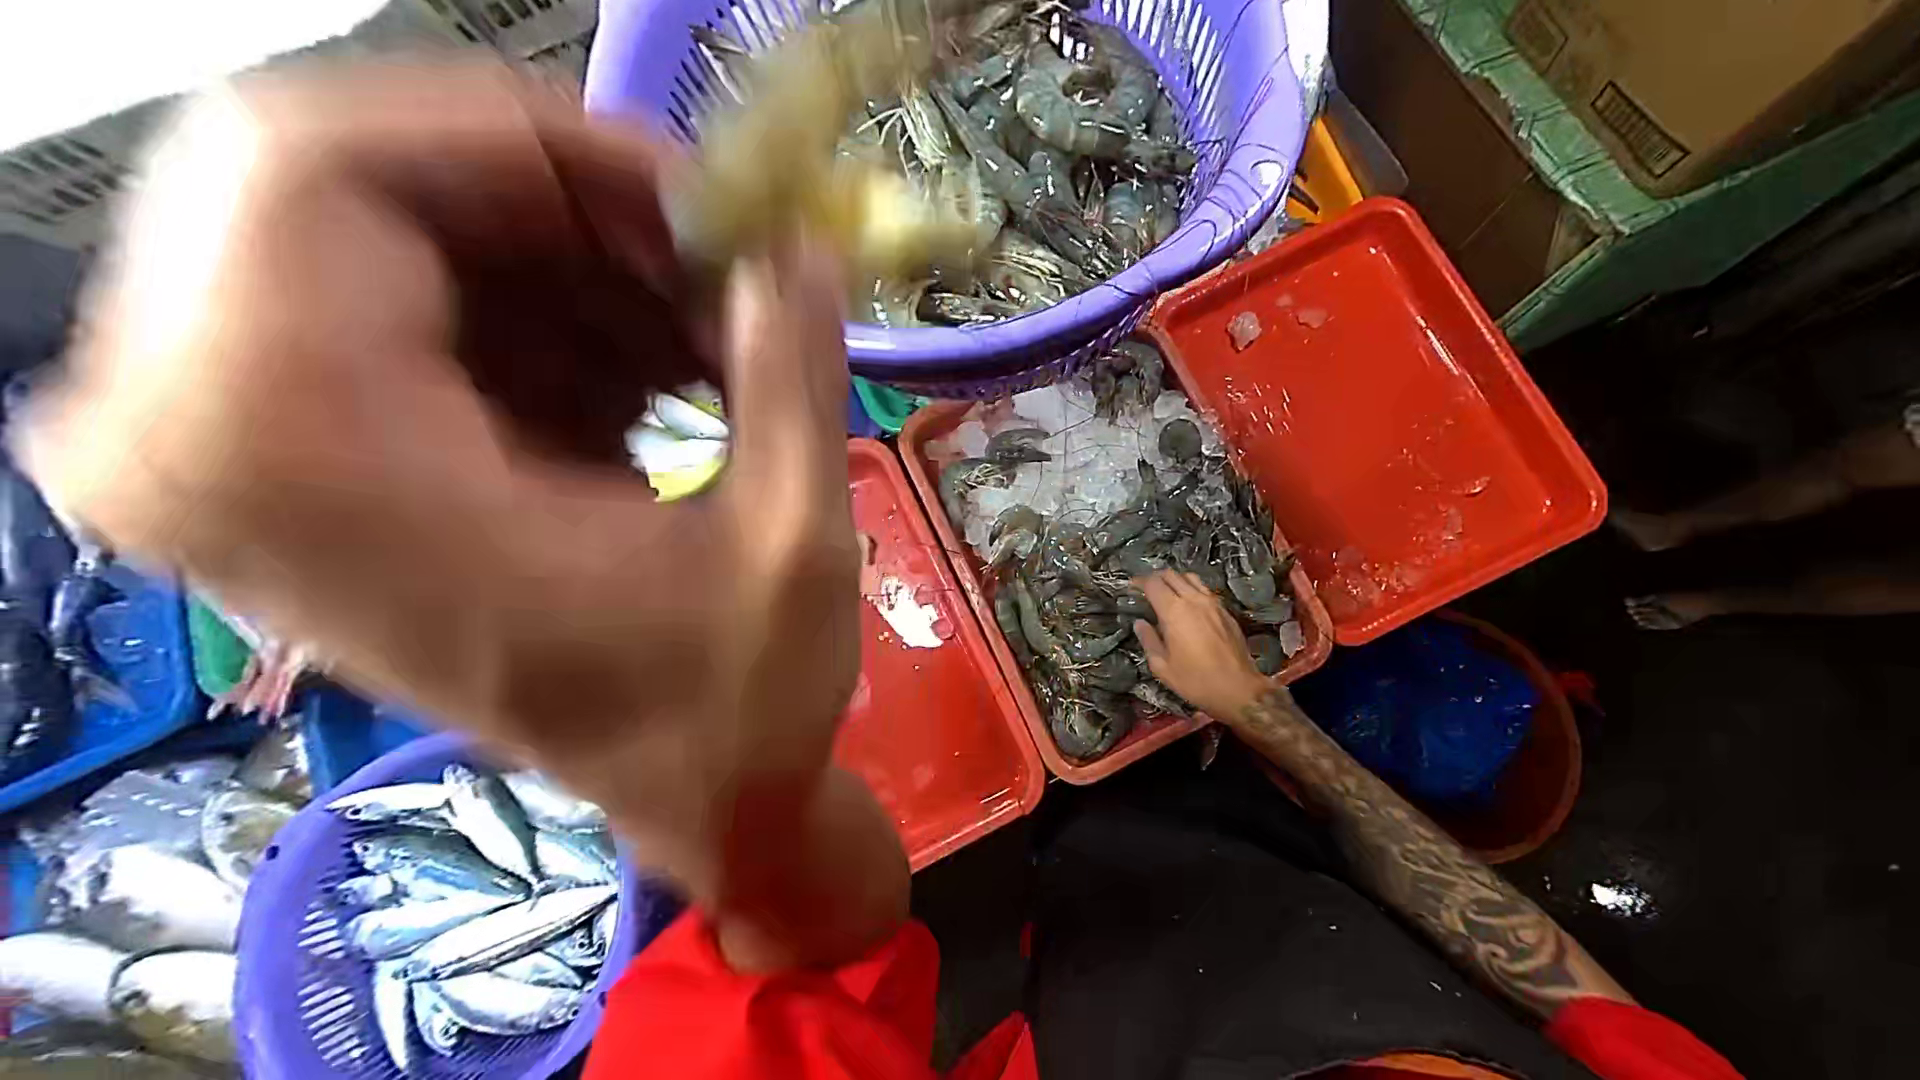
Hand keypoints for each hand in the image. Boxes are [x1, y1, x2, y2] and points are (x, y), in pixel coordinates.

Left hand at [16, 62, 901, 967]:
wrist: (702, 798)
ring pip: (422, 245)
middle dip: (577, 211)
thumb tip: (801, 239)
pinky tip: (679, 382)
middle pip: (364, 191)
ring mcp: (282, 457)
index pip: (320, 172)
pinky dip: (577, 320)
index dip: (531, 144)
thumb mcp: (797, 542)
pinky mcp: (359, 466)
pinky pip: (452, 314)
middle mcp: (230, 450)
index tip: (693, 196)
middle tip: (722, 269)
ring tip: (721, 345)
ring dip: (595, 270)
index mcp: (318, 474)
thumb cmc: (742, 708)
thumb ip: (795, 367)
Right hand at [1133, 571, 1272, 720]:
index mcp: (1174, 612)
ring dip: (1175, 580)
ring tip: (1167, 592)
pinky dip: (1192, 589)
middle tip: (1147, 588)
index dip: (1139, 581)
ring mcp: (1213, 604)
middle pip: (1171, 575)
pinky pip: (1205, 590)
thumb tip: (1140, 624)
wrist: (1239, 689)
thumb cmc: (1195, 680)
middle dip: (1155, 577)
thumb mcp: (1162, 666)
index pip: (1153, 584)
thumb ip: (1148, 640)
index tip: (1132, 587)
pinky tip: (1188, 605)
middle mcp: (1194, 600)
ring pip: (1190, 578)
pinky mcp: (1226, 611)